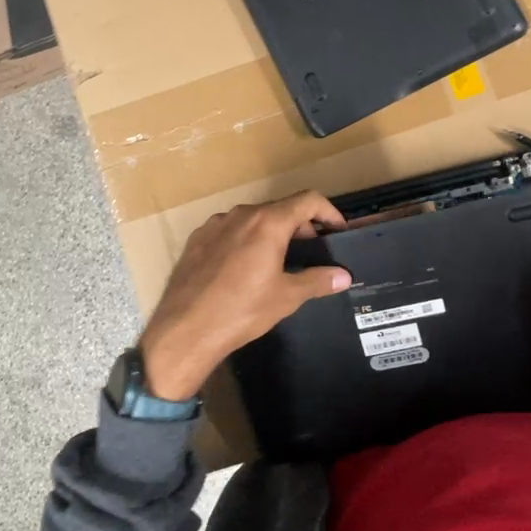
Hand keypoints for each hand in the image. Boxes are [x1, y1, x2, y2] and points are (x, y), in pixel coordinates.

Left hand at [138, 191, 353, 399]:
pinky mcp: (197, 238)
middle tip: (310, 252)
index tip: (337, 229)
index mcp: (267, 223)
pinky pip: (229, 230)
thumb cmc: (241, 310)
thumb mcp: (286, 297)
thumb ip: (317, 281)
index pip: (308, 200)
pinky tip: (243, 267)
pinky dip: (245, 240)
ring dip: (271, 232)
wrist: (186, 329)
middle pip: (279, 208)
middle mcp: (241, 215)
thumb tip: (344, 276)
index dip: (328, 212)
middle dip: (300, 226)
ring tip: (278, 260)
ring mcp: (215, 224)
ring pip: (252, 219)